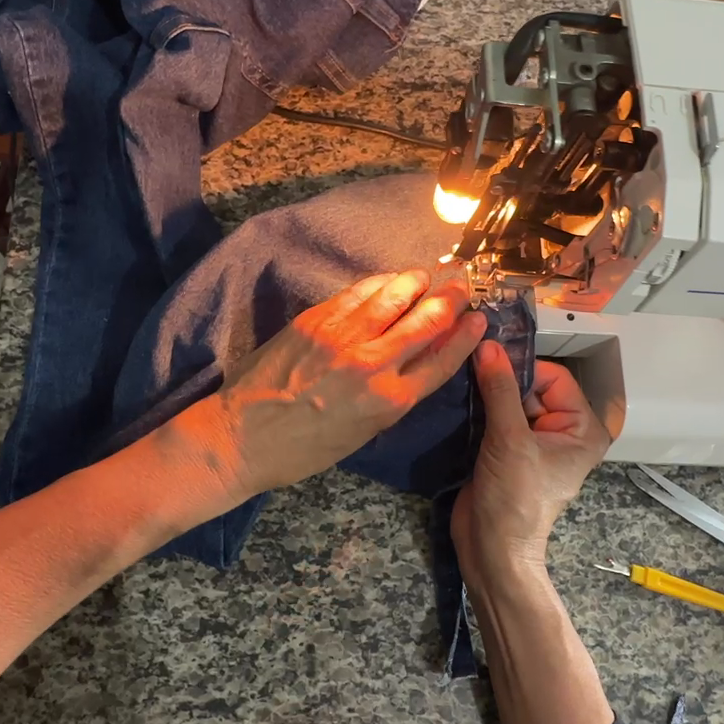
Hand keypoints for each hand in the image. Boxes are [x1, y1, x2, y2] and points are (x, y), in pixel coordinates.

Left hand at [201, 269, 487, 496]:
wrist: (243, 437)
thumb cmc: (304, 449)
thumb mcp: (363, 433)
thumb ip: (394, 396)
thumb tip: (418, 363)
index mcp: (390, 402)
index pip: (443, 359)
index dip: (466, 335)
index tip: (479, 318)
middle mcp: (374, 365)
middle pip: (426, 322)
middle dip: (451, 299)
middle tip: (463, 283)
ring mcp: (343, 337)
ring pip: (394, 297)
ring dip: (417, 282)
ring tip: (428, 274)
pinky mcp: (315, 320)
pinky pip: (357, 293)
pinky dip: (379, 282)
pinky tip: (390, 278)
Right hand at [452, 342, 611, 582]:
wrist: (491, 550)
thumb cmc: (514, 499)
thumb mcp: (510, 440)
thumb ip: (499, 390)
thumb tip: (487, 345)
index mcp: (581, 429)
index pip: (554, 378)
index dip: (523, 367)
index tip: (488, 355)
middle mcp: (561, 431)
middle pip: (530, 386)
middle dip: (501, 377)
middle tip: (467, 362)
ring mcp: (531, 441)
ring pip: (508, 400)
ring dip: (485, 391)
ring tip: (458, 377)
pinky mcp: (504, 450)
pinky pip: (494, 417)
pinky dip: (478, 408)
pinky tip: (457, 398)